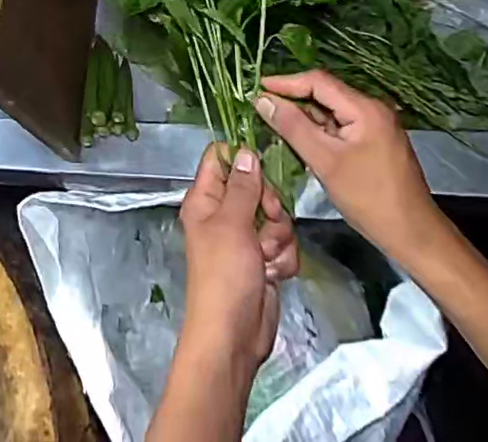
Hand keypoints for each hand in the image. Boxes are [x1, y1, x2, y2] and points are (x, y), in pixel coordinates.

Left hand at [178, 143, 295, 373]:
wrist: (234, 333)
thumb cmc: (224, 275)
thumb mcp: (231, 223)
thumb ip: (242, 186)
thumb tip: (245, 152)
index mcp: (204, 199)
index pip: (220, 159)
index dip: (242, 161)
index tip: (261, 171)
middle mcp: (222, 214)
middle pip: (256, 187)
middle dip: (269, 206)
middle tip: (266, 221)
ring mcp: (244, 237)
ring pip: (274, 218)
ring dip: (278, 237)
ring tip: (265, 256)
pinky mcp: (263, 259)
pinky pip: (283, 245)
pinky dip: (282, 259)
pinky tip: (272, 274)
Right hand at [254, 71, 450, 267]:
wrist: (414, 235)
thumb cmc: (369, 198)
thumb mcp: (324, 161)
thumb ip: (292, 126)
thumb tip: (262, 100)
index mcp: (365, 109)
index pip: (318, 82)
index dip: (285, 82)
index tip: (257, 89)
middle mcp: (373, 110)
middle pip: (325, 94)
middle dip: (292, 99)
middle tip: (261, 107)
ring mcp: (376, 126)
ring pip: (331, 111)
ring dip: (304, 116)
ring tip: (273, 123)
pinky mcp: (375, 142)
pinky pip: (340, 126)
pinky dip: (318, 130)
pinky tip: (300, 141)